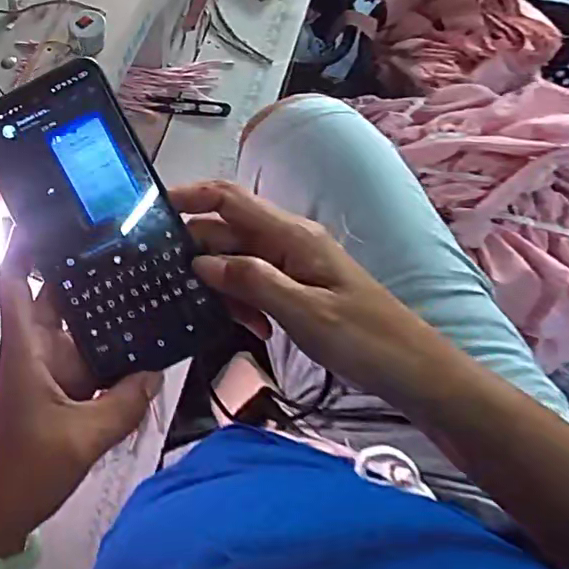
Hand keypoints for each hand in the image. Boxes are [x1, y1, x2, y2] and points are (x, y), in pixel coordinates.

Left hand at [0, 251, 162, 555]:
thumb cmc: (26, 468)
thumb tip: (156, 371)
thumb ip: (124, 404)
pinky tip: (140, 343)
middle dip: (78, 271)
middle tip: (120, 244)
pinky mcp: (57, 391)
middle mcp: (33, 348)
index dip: (21, 245)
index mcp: (23, 346)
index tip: (47, 215)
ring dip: (98, 311)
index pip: (12, 280)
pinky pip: (85, 360)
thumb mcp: (82, 438)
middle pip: (52, 296)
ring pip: (73, 328)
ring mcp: (46, 370)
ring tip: (139, 283)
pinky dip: (107, 350)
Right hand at [170, 181, 465, 402]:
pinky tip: (250, 328)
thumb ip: (250, 281)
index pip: (229, 199)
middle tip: (171, 285)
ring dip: (223, 286)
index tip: (150, 209)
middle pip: (225, 232)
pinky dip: (242, 301)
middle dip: (198, 254)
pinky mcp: (295, 286)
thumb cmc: (366, 339)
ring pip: (235, 261)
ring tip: (224, 318)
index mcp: (291, 234)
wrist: (417, 372)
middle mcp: (287, 240)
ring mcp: (291, 263)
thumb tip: (200, 261)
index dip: (189, 195)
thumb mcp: (304, 311)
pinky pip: (253, 283)